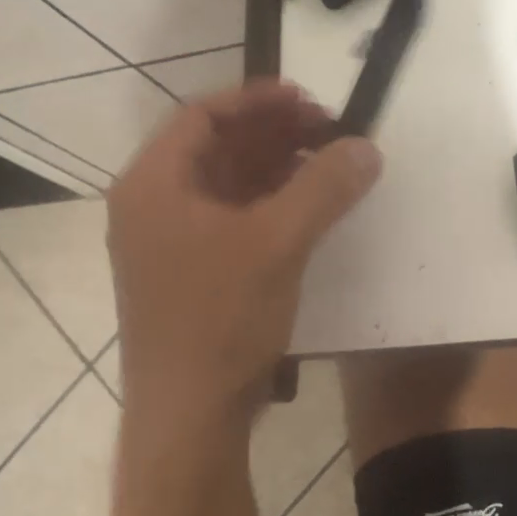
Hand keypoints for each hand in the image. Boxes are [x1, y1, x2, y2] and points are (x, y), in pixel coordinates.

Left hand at [108, 81, 379, 421]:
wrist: (189, 416)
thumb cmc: (220, 320)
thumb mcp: (277, 244)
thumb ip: (323, 187)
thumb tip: (365, 146)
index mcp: (153, 185)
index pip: (203, 115)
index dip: (258, 100)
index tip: (310, 99)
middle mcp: (151, 208)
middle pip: (214, 149)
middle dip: (272, 135)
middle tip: (328, 131)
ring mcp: (166, 247)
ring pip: (224, 189)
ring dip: (274, 172)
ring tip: (326, 167)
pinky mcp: (188, 279)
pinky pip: (229, 224)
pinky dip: (267, 210)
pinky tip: (306, 214)